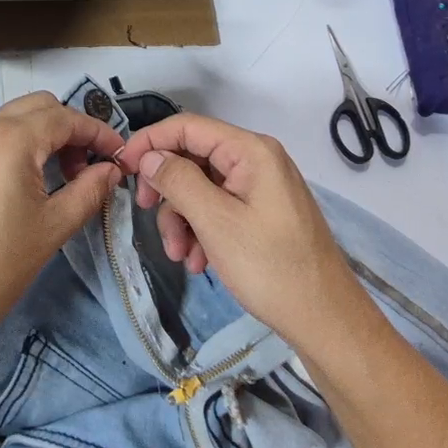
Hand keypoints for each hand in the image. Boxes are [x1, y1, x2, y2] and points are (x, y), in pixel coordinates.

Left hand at [0, 92, 124, 352]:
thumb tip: (109, 169)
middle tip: (81, 168)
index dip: (97, 132)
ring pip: (4, 120)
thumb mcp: (52, 229)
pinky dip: (2, 149)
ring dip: (34, 137)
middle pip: (35, 107)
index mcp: (9, 140)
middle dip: (66, 128)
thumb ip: (88, 190)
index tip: (116, 155)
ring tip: (47, 180)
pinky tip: (4, 190)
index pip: (64, 118)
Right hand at [114, 113, 359, 345]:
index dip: (150, 142)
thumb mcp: (216, 222)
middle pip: (193, 158)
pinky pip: (220, 207)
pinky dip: (203, 230)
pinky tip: (201, 262)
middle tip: (145, 214)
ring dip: (183, 218)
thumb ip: (177, 180)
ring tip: (182, 256)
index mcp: (251, 150)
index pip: (187, 127)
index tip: (122, 168)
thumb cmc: (270, 267)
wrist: (326, 321)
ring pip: (202, 187)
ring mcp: (261, 187)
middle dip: (168, 190)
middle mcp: (257, 159)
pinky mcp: (263, 212)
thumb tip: (149, 156)